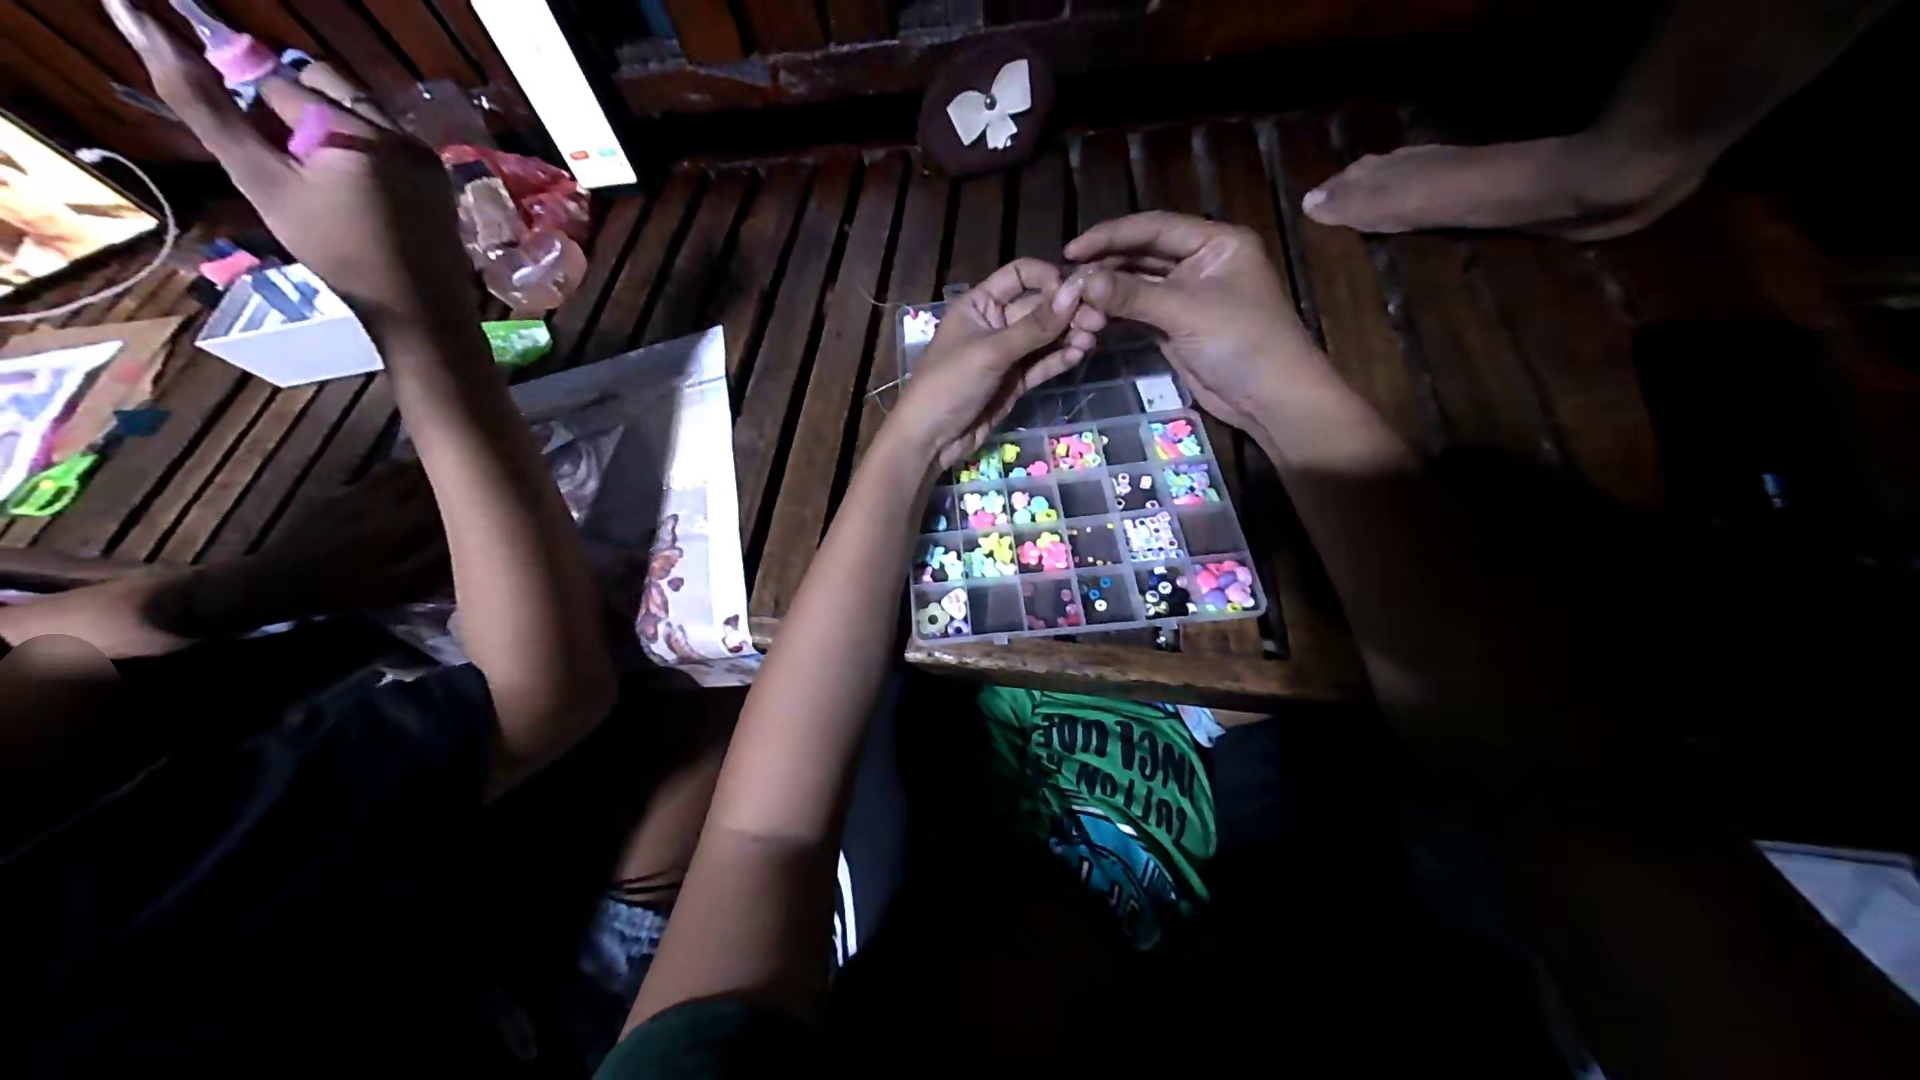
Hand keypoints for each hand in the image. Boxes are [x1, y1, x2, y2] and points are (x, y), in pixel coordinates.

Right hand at [103, 0, 473, 331]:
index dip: (254, 110)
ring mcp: (427, 157)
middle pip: (324, 85)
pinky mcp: (440, 180)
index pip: (277, 80)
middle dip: (293, 110)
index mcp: (357, 131)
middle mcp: (400, 134)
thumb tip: (138, 20)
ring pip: (358, 111)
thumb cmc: (341, 255)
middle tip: (290, 164)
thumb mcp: (264, 184)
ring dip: (328, 129)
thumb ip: (207, 108)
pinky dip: (364, 151)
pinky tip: (357, 195)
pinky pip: (390, 141)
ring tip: (324, 184)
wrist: (421, 310)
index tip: (263, 156)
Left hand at [883, 258, 1099, 470]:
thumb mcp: (992, 351)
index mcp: (979, 304)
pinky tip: (1078, 354)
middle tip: (1098, 319)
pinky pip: (1041, 364)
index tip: (1074, 291)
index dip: (1047, 279)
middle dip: (1067, 311)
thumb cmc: (950, 384)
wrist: (931, 437)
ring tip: (1093, 338)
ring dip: (1068, 335)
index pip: (1019, 276)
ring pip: (1044, 338)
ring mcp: (1006, 354)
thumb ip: (1034, 325)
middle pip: (1038, 307)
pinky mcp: (1014, 381)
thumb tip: (1073, 292)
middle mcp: (995, 323)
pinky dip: (1059, 359)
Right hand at [1065, 212, 1329, 433]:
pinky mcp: (1176, 327)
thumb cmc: (1242, 341)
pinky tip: (1090, 318)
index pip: (1155, 228)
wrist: (1270, 397)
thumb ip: (1133, 294)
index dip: (1111, 236)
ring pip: (1138, 286)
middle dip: (1105, 267)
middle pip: (1143, 256)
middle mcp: (1200, 263)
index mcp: (1215, 243)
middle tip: (1066, 280)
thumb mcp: (1186, 312)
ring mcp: (1187, 296)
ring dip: (1107, 294)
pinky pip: (1139, 313)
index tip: (1072, 250)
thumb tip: (1083, 281)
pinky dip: (1116, 315)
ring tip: (1073, 302)